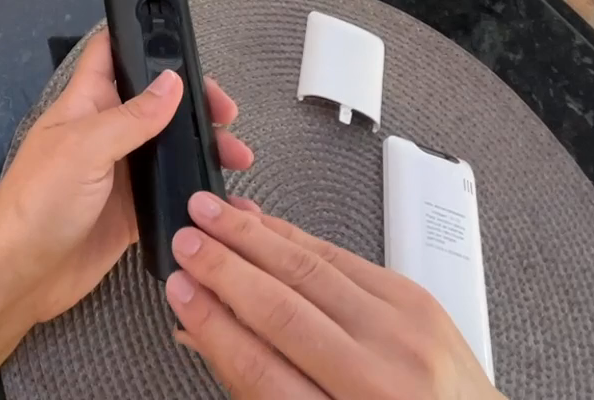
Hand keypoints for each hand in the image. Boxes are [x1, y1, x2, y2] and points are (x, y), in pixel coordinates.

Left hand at [0, 29, 254, 323]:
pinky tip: (225, 196)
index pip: (111, 52)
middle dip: (191, 100)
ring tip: (238, 157)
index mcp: (87, 101)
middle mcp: (105, 129)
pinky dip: (197, 187)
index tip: (183, 39)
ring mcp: (120, 169)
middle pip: (154, 99)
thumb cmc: (42, 196)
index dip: (139, 38)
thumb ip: (132, 116)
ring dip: (201, 144)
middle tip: (228, 113)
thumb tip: (175, 81)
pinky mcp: (133, 208)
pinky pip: (171, 188)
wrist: (21, 272)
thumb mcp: (86, 147)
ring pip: (168, 144)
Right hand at [163, 193, 502, 399]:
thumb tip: (199, 326)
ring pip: (308, 268)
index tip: (178, 289)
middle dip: (223, 267)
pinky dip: (290, 233)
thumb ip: (257, 385)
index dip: (212, 322)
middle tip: (185, 240)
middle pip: (284, 310)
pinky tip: (258, 219)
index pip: (261, 368)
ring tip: (208, 211)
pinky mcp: (415, 296)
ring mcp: (406, 334)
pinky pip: (337, 254)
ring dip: (249, 234)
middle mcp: (386, 383)